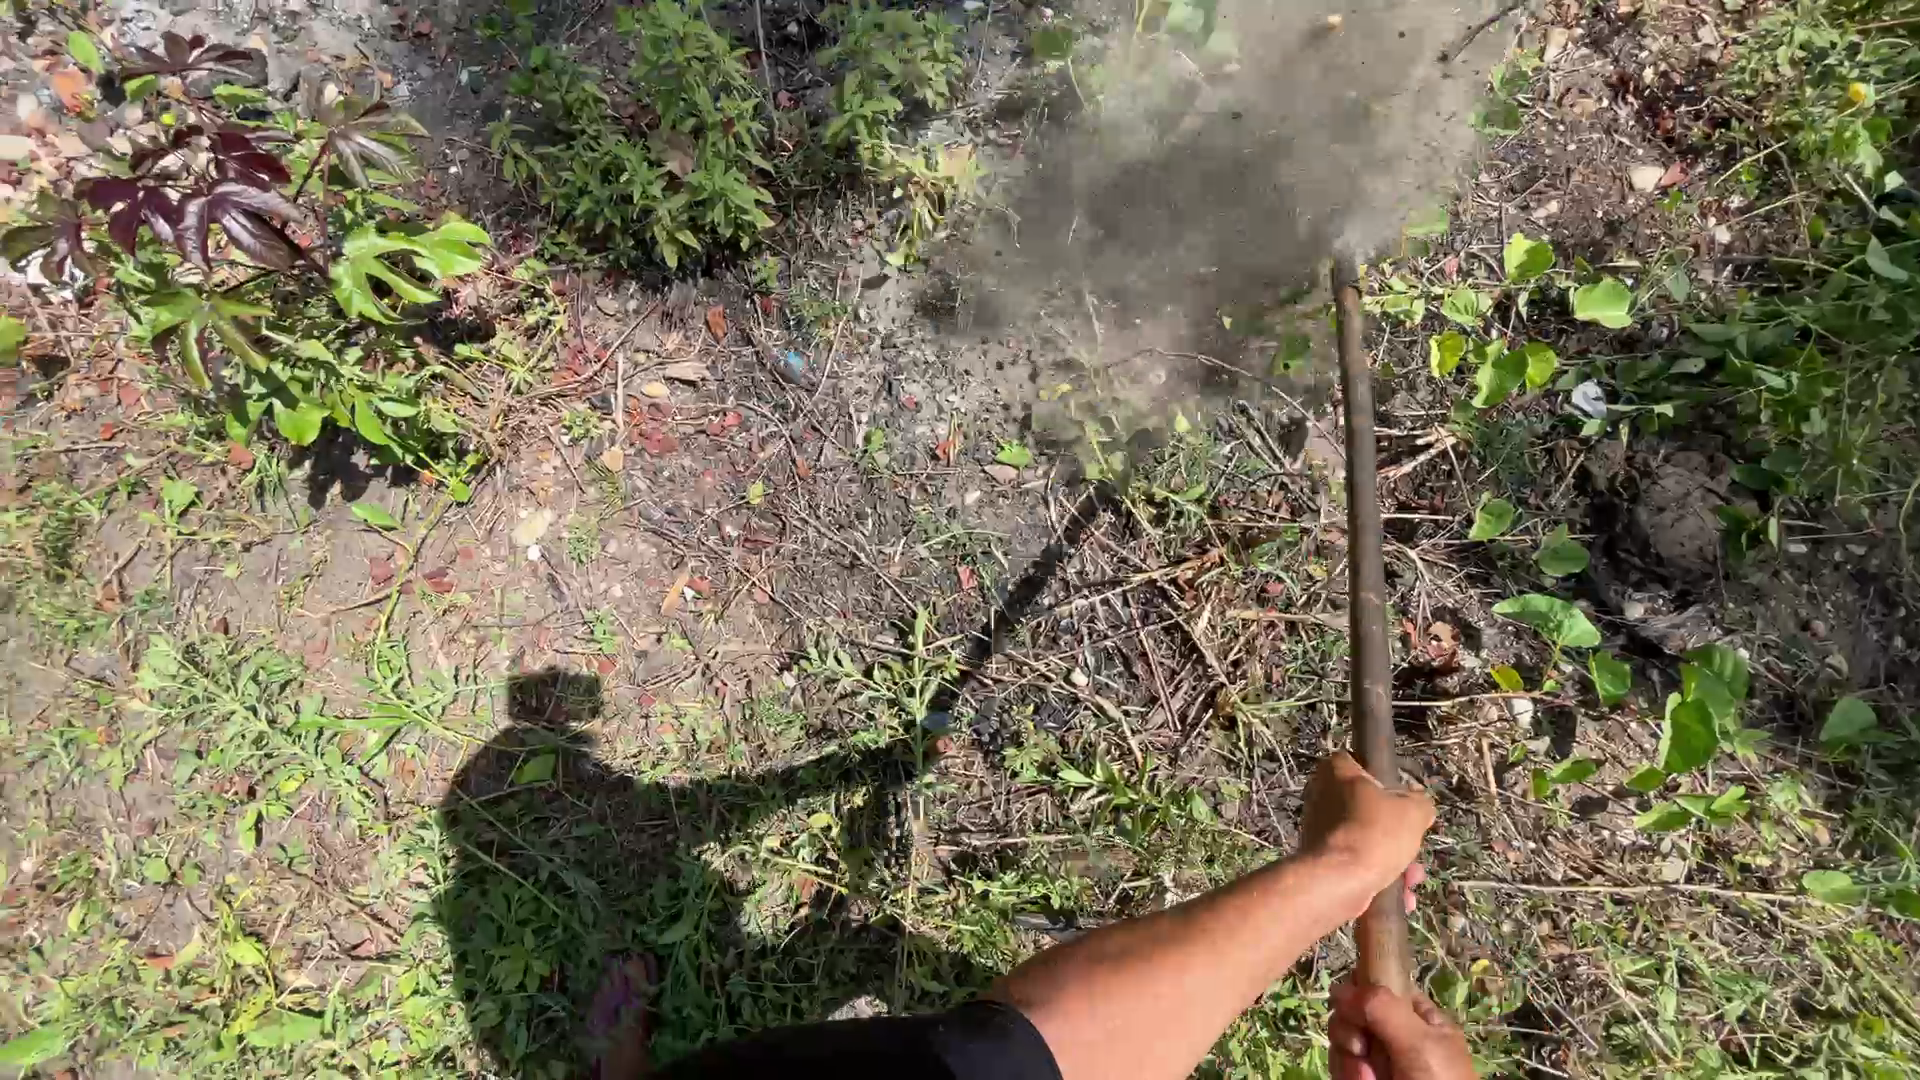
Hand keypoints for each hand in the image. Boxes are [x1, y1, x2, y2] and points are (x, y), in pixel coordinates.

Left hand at [1297, 752, 1434, 916]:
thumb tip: (1416, 799)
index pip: (1358, 760)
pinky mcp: (1320, 853)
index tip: (1401, 795)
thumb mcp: (1413, 811)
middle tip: (1411, 845)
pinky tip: (1399, 895)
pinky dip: (1377, 874)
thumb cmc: (1374, 833)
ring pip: (1365, 836)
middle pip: (1367, 806)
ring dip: (1392, 858)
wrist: (1339, 878)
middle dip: (1396, 831)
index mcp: (1335, 770)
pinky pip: (1354, 858)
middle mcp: (1320, 792)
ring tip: (1410, 878)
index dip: (1382, 776)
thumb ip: (1419, 801)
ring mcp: (1317, 824)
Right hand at [1328, 981, 1474, 1079]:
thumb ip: (1380, 1006)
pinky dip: (1347, 1076)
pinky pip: (1341, 1067)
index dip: (1362, 993)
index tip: (1358, 1010)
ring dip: (1349, 1062)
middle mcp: (1398, 1038)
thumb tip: (1338, 991)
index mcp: (1421, 1021)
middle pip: (1352, 1012)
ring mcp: (1382, 1064)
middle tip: (1364, 1053)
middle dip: (1351, 1034)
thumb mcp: (1419, 1043)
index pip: (1379, 985)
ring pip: (1342, 1041)